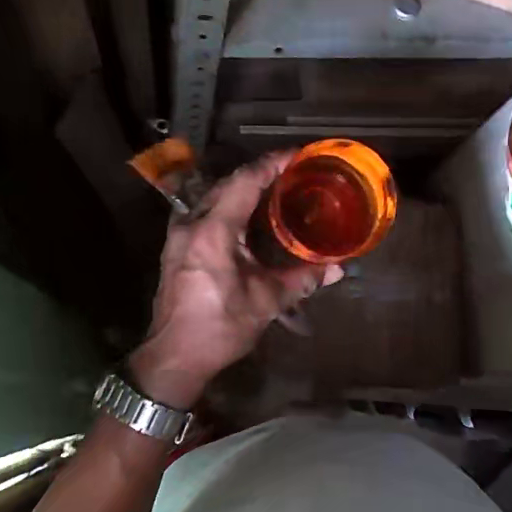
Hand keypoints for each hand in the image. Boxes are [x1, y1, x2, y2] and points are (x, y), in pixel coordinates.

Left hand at [128, 153, 340, 408]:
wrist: (173, 356)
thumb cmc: (219, 326)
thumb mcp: (265, 302)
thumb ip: (302, 280)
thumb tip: (337, 268)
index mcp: (213, 230)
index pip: (245, 181)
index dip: (272, 164)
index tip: (297, 156)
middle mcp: (191, 224)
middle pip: (227, 184)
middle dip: (259, 175)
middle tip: (290, 176)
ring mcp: (178, 235)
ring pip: (212, 198)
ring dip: (241, 191)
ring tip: (272, 195)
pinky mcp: (175, 248)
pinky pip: (203, 214)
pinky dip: (227, 209)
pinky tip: (246, 222)